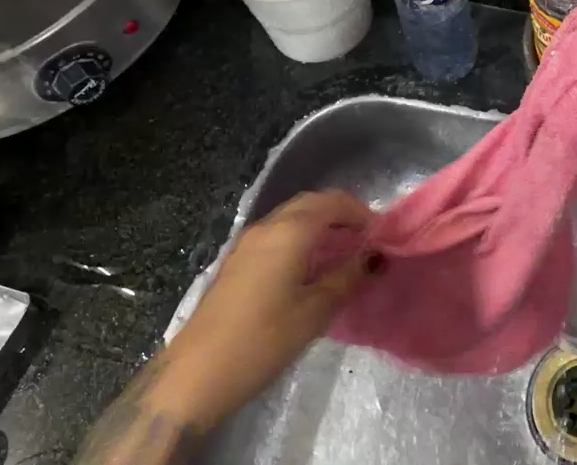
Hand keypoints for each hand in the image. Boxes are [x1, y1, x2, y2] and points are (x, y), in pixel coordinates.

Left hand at [146, 189, 378, 426]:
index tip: (381, 236)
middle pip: (312, 202)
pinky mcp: (236, 261)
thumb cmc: (262, 341)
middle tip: (365, 240)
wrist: (194, 376)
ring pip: (292, 216)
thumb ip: (348, 277)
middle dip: (342, 214)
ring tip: (342, 253)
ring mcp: (247, 242)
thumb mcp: (315, 312)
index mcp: (290, 232)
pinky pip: (278, 232)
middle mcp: (268, 226)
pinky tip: (309, 267)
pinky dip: (301, 236)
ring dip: (320, 224)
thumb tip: (375, 257)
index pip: (334, 201)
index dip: (362, 212)